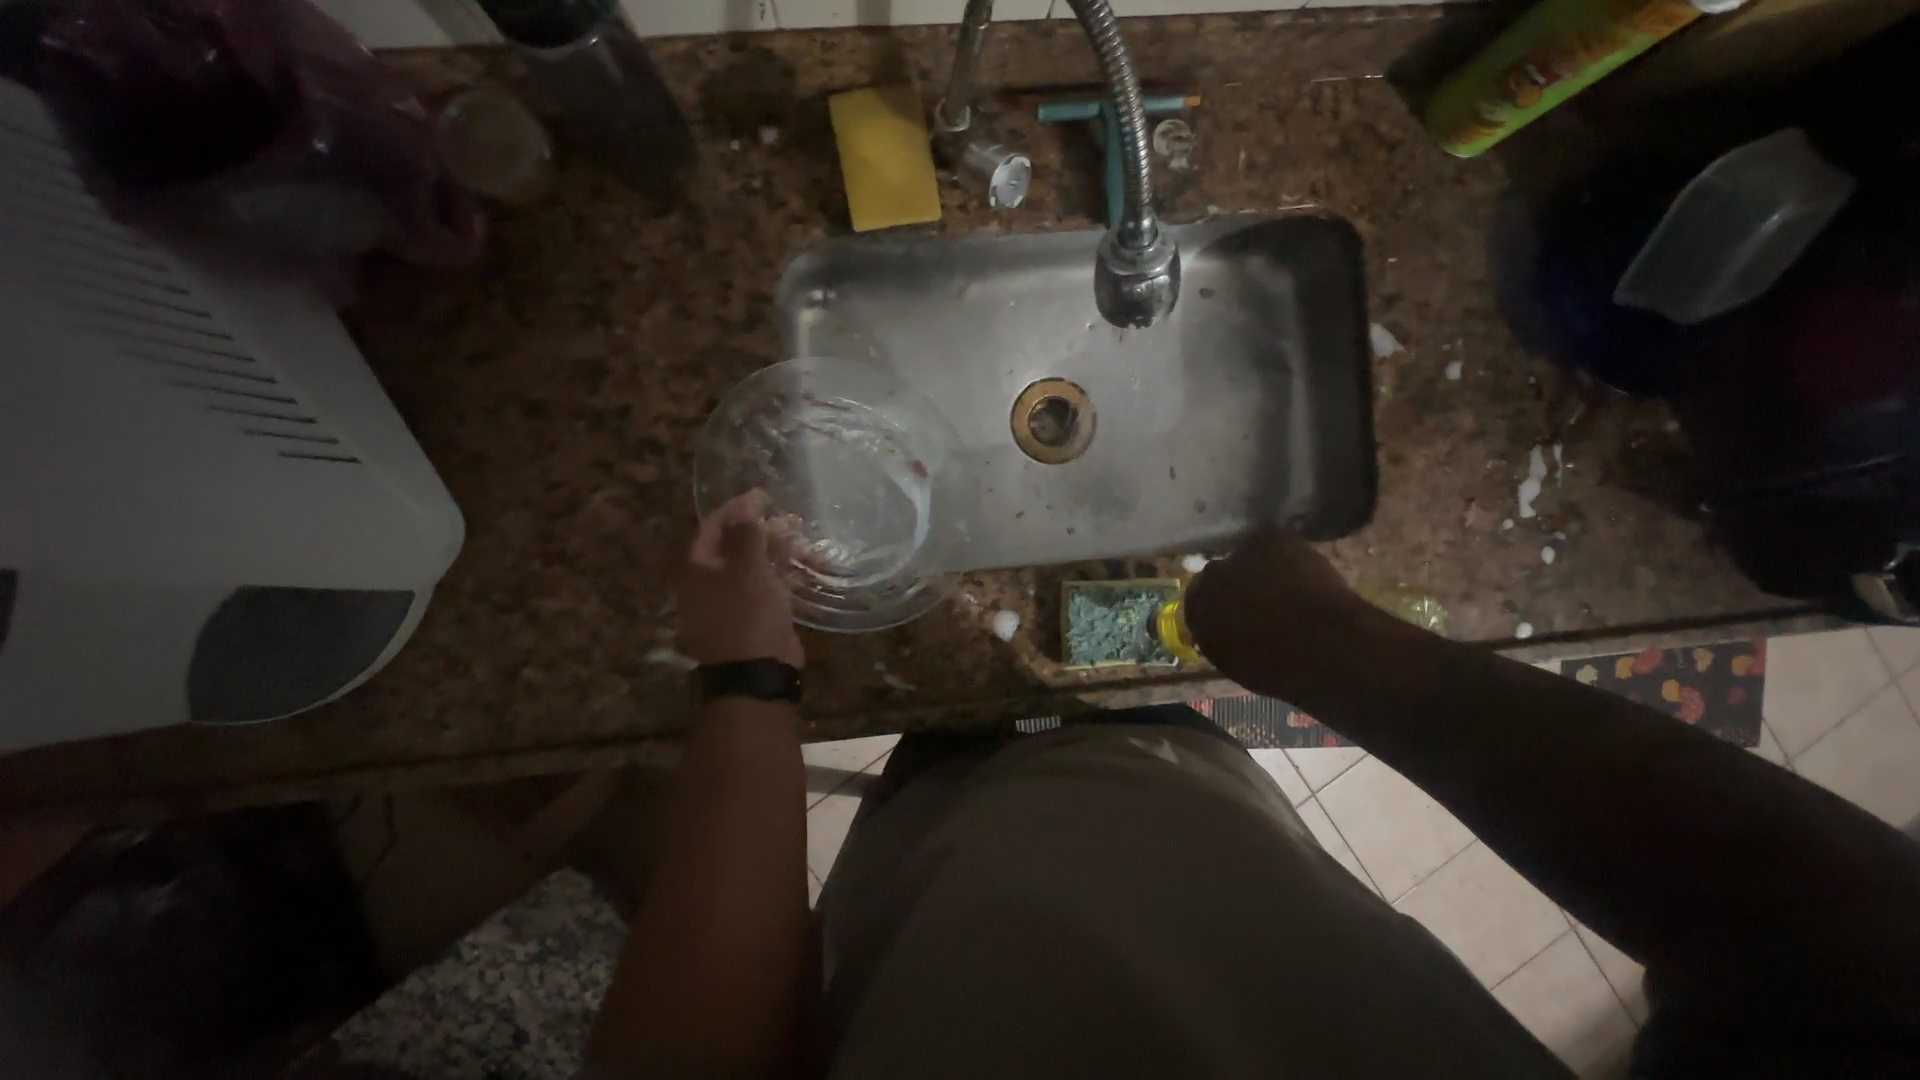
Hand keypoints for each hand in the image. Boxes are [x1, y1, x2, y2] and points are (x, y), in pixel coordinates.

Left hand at [677, 491, 804, 668]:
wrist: (756, 671)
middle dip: (763, 531)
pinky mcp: (753, 618)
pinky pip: (767, 588)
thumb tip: (747, 502)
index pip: (713, 526)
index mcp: (697, 568)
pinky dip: (784, 576)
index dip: (738, 508)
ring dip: (778, 553)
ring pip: (754, 568)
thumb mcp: (747, 568)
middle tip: (792, 520)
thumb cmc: (746, 613)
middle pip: (734, 546)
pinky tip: (807, 568)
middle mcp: (709, 583)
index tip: (764, 495)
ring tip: (805, 542)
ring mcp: (731, 602)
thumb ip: (747, 533)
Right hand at [1184, 528, 1372, 697]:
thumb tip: (1233, 632)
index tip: (1239, 619)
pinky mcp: (1270, 538)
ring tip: (1291, 591)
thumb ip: (1226, 640)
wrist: (1319, 644)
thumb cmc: (1276, 669)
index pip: (1200, 602)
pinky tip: (1306, 576)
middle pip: (1223, 575)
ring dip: (1265, 569)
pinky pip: (1277, 545)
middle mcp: (1209, 577)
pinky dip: (1290, 557)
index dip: (1222, 608)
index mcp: (1197, 610)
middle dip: (1241, 586)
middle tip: (1266, 603)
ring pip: (1251, 558)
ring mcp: (1239, 555)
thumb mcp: (1238, 665)